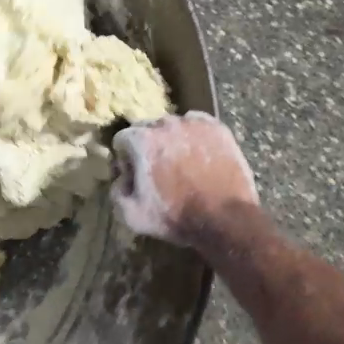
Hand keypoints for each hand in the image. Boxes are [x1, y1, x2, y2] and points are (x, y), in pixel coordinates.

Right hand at [110, 111, 257, 243]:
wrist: (226, 220)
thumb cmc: (176, 216)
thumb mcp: (132, 215)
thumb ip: (116, 192)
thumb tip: (122, 179)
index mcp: (139, 139)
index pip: (123, 140)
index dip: (127, 160)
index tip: (138, 178)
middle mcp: (164, 123)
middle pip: (147, 129)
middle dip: (149, 148)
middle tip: (161, 172)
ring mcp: (192, 123)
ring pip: (173, 127)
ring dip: (172, 141)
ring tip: (184, 165)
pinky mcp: (216, 128)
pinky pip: (198, 125)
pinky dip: (195, 136)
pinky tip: (200, 155)